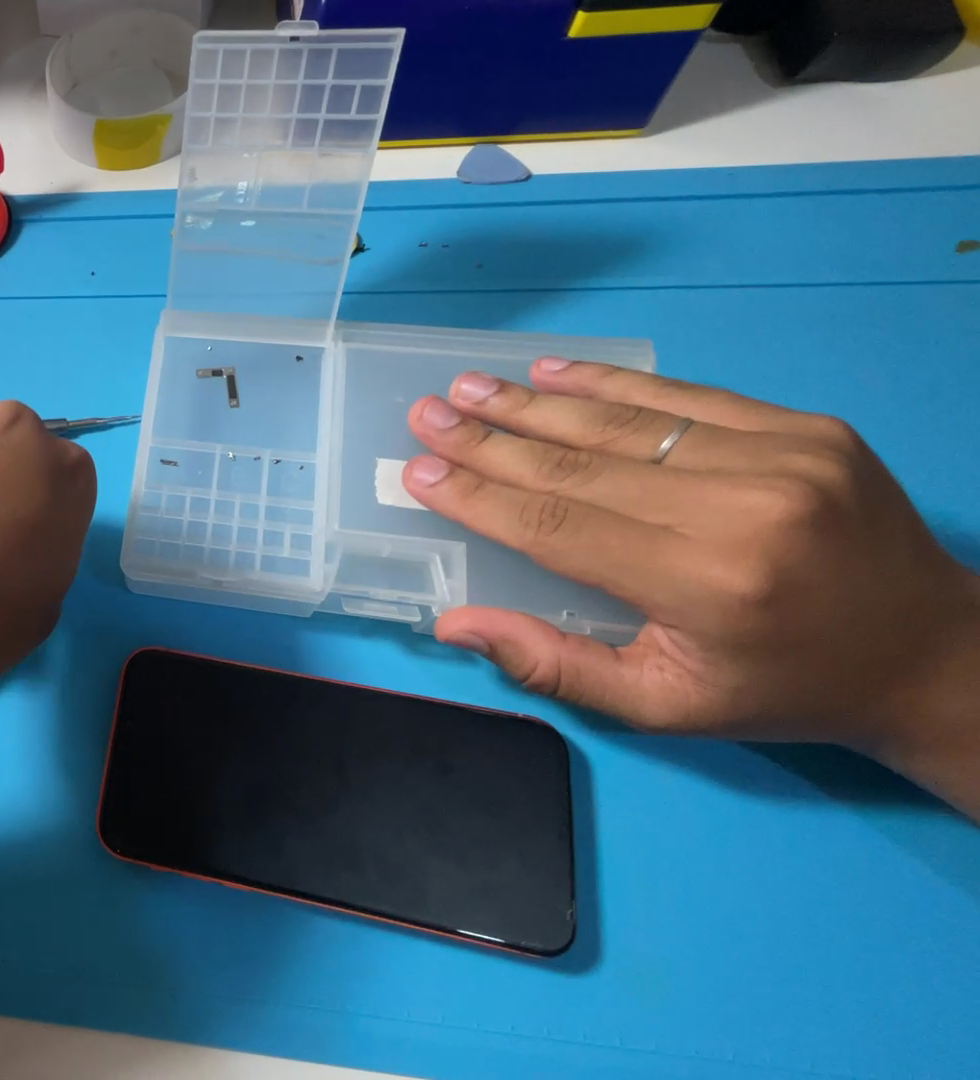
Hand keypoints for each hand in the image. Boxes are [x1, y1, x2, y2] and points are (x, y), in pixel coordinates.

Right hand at [399, 359, 979, 771]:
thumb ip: (553, 666)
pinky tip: (551, 372)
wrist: (935, 653)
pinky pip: (682, 397)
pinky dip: (607, 384)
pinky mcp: (804, 429)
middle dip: (488, 439)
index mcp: (702, 583)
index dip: (478, 496)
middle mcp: (741, 508)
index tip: (419, 471)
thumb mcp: (660, 705)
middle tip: (425, 414)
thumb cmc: (777, 688)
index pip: (555, 524)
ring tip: (467, 387)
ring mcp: (781, 457)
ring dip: (532, 403)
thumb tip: (454, 624)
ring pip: (622, 423)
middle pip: (578, 465)